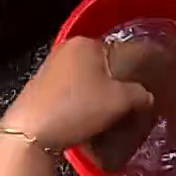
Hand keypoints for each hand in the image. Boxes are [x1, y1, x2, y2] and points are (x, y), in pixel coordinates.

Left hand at [0, 37, 153, 151]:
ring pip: (86, 78)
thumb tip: (146, 96)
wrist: (30, 133)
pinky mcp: (40, 86)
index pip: (122, 51)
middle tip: (129, 103)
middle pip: (102, 65)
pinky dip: (81, 100)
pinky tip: (85, 116)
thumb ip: (140, 94)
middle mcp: (66, 48)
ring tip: (108, 113)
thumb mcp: (119, 101)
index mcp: (86, 43)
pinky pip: (70, 89)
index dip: (137, 70)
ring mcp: (50, 67)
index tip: (146, 87)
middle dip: (116, 83)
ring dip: (97, 93)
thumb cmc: (76, 109)